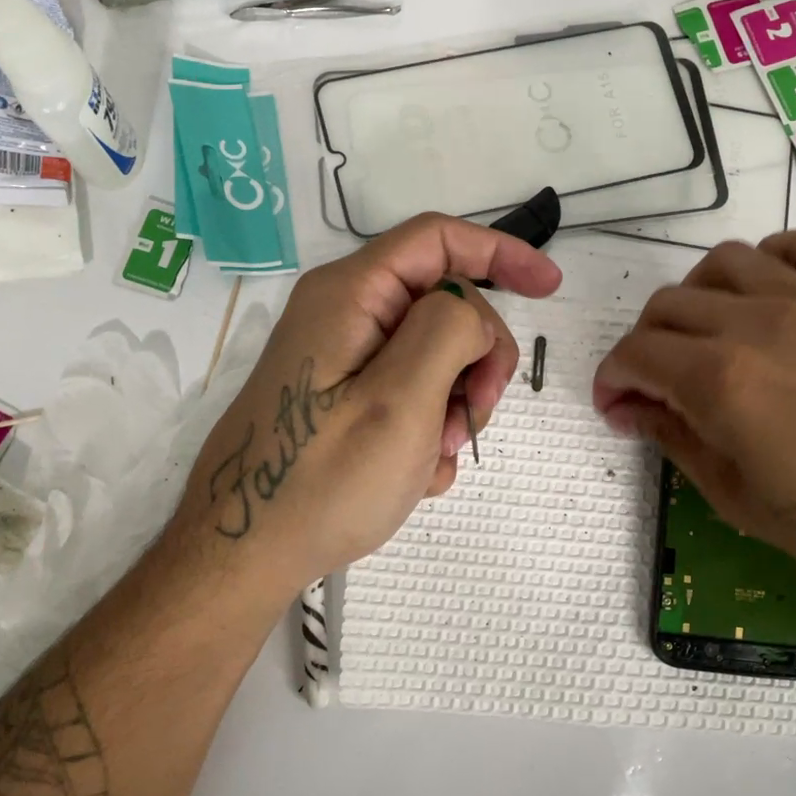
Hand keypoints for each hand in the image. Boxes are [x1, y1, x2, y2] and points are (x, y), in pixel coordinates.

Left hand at [181, 214, 561, 593]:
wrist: (245, 555)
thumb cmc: (323, 481)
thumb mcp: (400, 401)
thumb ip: (448, 332)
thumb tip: (468, 313)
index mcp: (351, 294)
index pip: (439, 240)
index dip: (501, 253)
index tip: (550, 287)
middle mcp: (344, 316)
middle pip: (443, 304)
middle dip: (478, 357)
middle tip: (476, 416)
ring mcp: (342, 362)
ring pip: (434, 357)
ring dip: (455, 404)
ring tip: (435, 457)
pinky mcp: (341, 401)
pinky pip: (410, 396)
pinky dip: (428, 431)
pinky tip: (414, 475)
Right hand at [593, 229, 795, 634]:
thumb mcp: (741, 501)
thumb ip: (678, 442)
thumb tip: (633, 411)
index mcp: (722, 380)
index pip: (636, 353)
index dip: (612, 381)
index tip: (616, 410)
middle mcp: (759, 322)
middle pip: (669, 306)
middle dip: (644, 347)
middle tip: (653, 392)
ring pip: (724, 264)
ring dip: (694, 299)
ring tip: (702, 342)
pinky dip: (771, 260)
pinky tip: (766, 295)